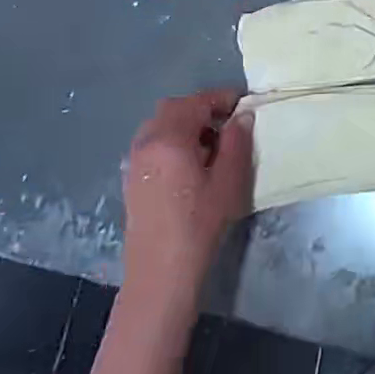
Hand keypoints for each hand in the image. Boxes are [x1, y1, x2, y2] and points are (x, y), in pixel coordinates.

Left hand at [121, 89, 252, 290]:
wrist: (160, 275)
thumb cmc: (198, 227)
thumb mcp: (227, 184)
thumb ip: (236, 144)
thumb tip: (241, 116)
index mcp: (169, 137)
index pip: (197, 102)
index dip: (221, 99)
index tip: (243, 103)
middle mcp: (147, 140)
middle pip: (174, 109)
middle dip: (201, 109)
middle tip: (227, 124)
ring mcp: (134, 158)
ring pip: (161, 125)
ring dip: (185, 125)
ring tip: (211, 145)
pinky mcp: (131, 177)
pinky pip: (152, 143)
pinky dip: (171, 141)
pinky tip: (189, 165)